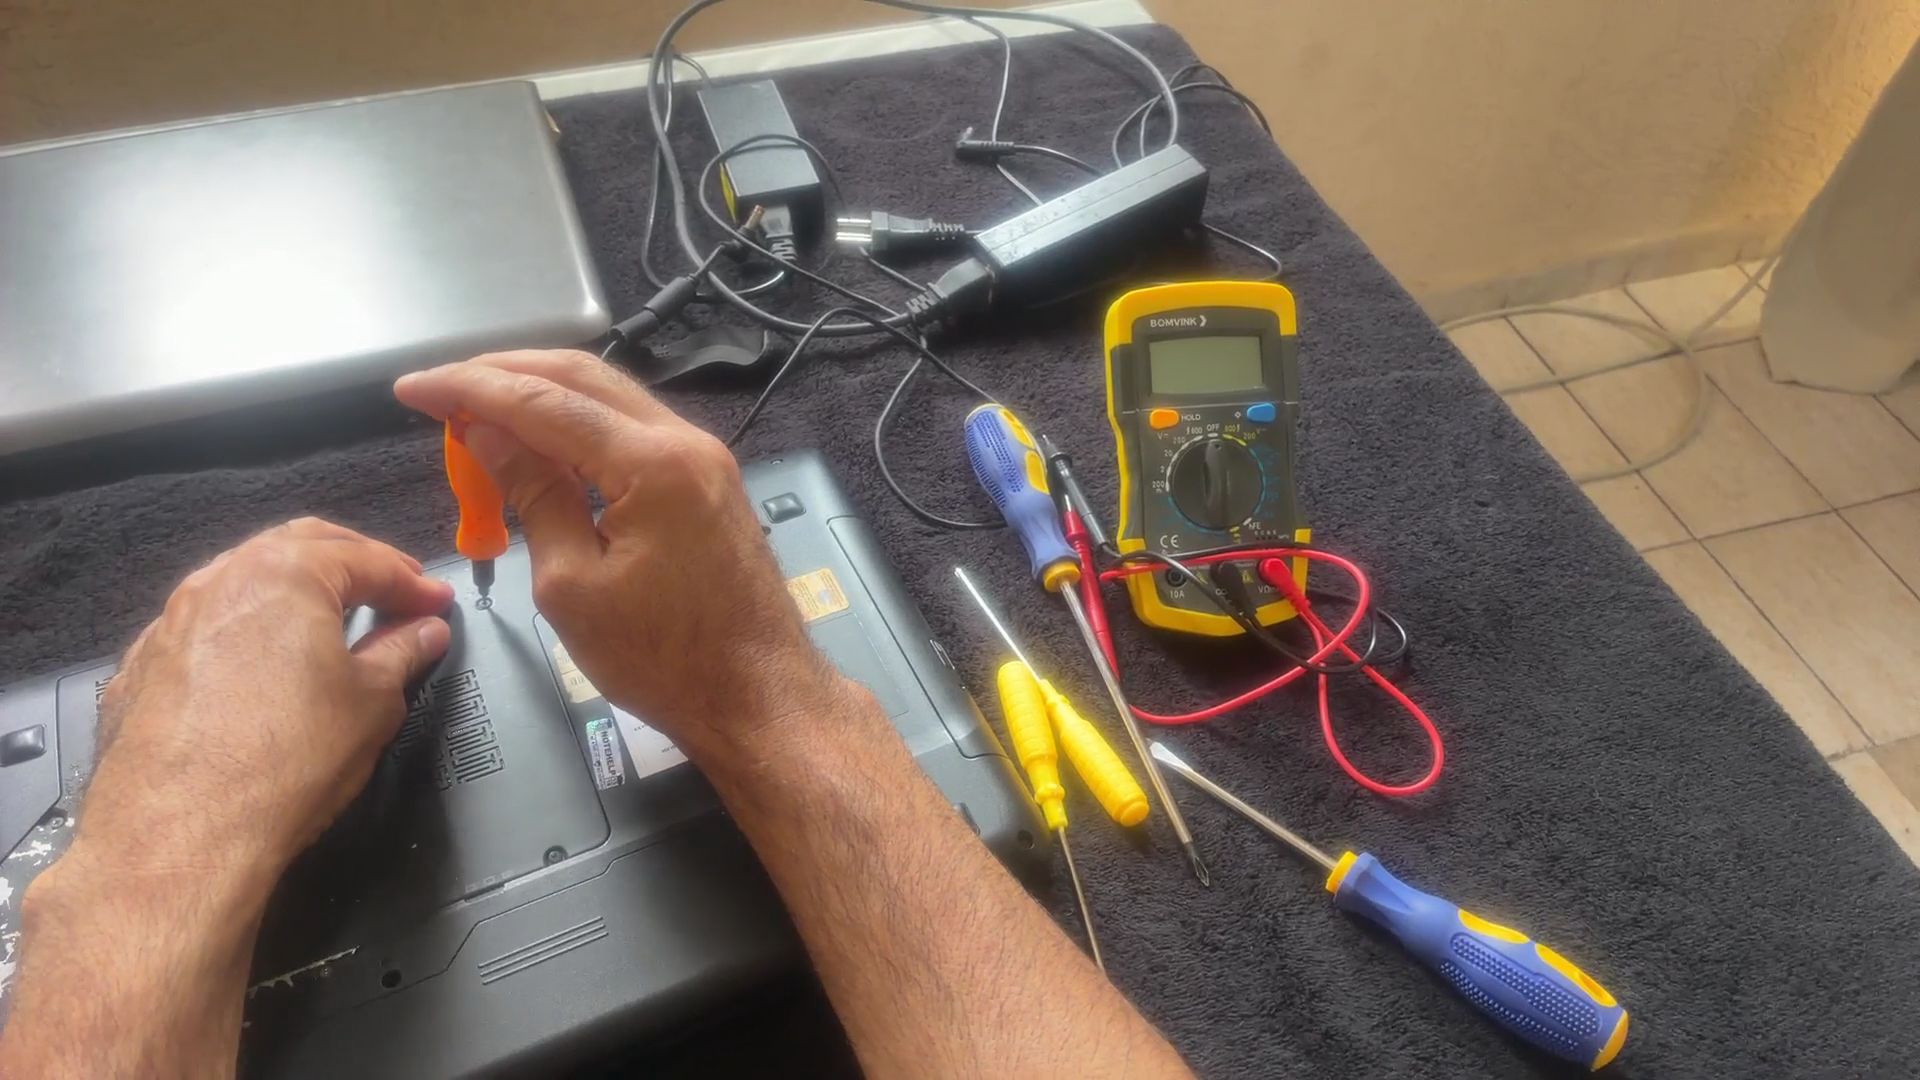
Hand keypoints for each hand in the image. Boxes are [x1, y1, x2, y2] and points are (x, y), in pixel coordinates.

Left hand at [79, 518, 453, 882]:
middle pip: (300, 546)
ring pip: (248, 578)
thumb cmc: (289, 757)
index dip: (415, 582)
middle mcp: (217, 585)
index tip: (439, 603)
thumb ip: (404, 650)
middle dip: (358, 563)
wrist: (180, 839)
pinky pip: (211, 623)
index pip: (367, 560)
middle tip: (398, 592)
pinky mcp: (141, 671)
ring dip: (304, 588)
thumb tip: (424, 631)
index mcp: (283, 576)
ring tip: (344, 618)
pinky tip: (280, 659)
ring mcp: (168, 626)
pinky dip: (257, 623)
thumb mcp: (377, 697)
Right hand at [394, 350, 846, 762]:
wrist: (757, 690)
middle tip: (446, 395)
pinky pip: (641, 436)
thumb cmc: (664, 658)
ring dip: (548, 400)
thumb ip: (534, 496)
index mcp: (655, 463)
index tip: (413, 389)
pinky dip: (588, 432)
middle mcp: (690, 444)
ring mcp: (709, 461)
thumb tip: (488, 434)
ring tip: (483, 418)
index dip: (470, 387)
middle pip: (587, 379)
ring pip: (617, 402)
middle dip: (509, 375)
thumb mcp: (573, 585)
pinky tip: (547, 450)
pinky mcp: (713, 484)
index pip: (545, 400)